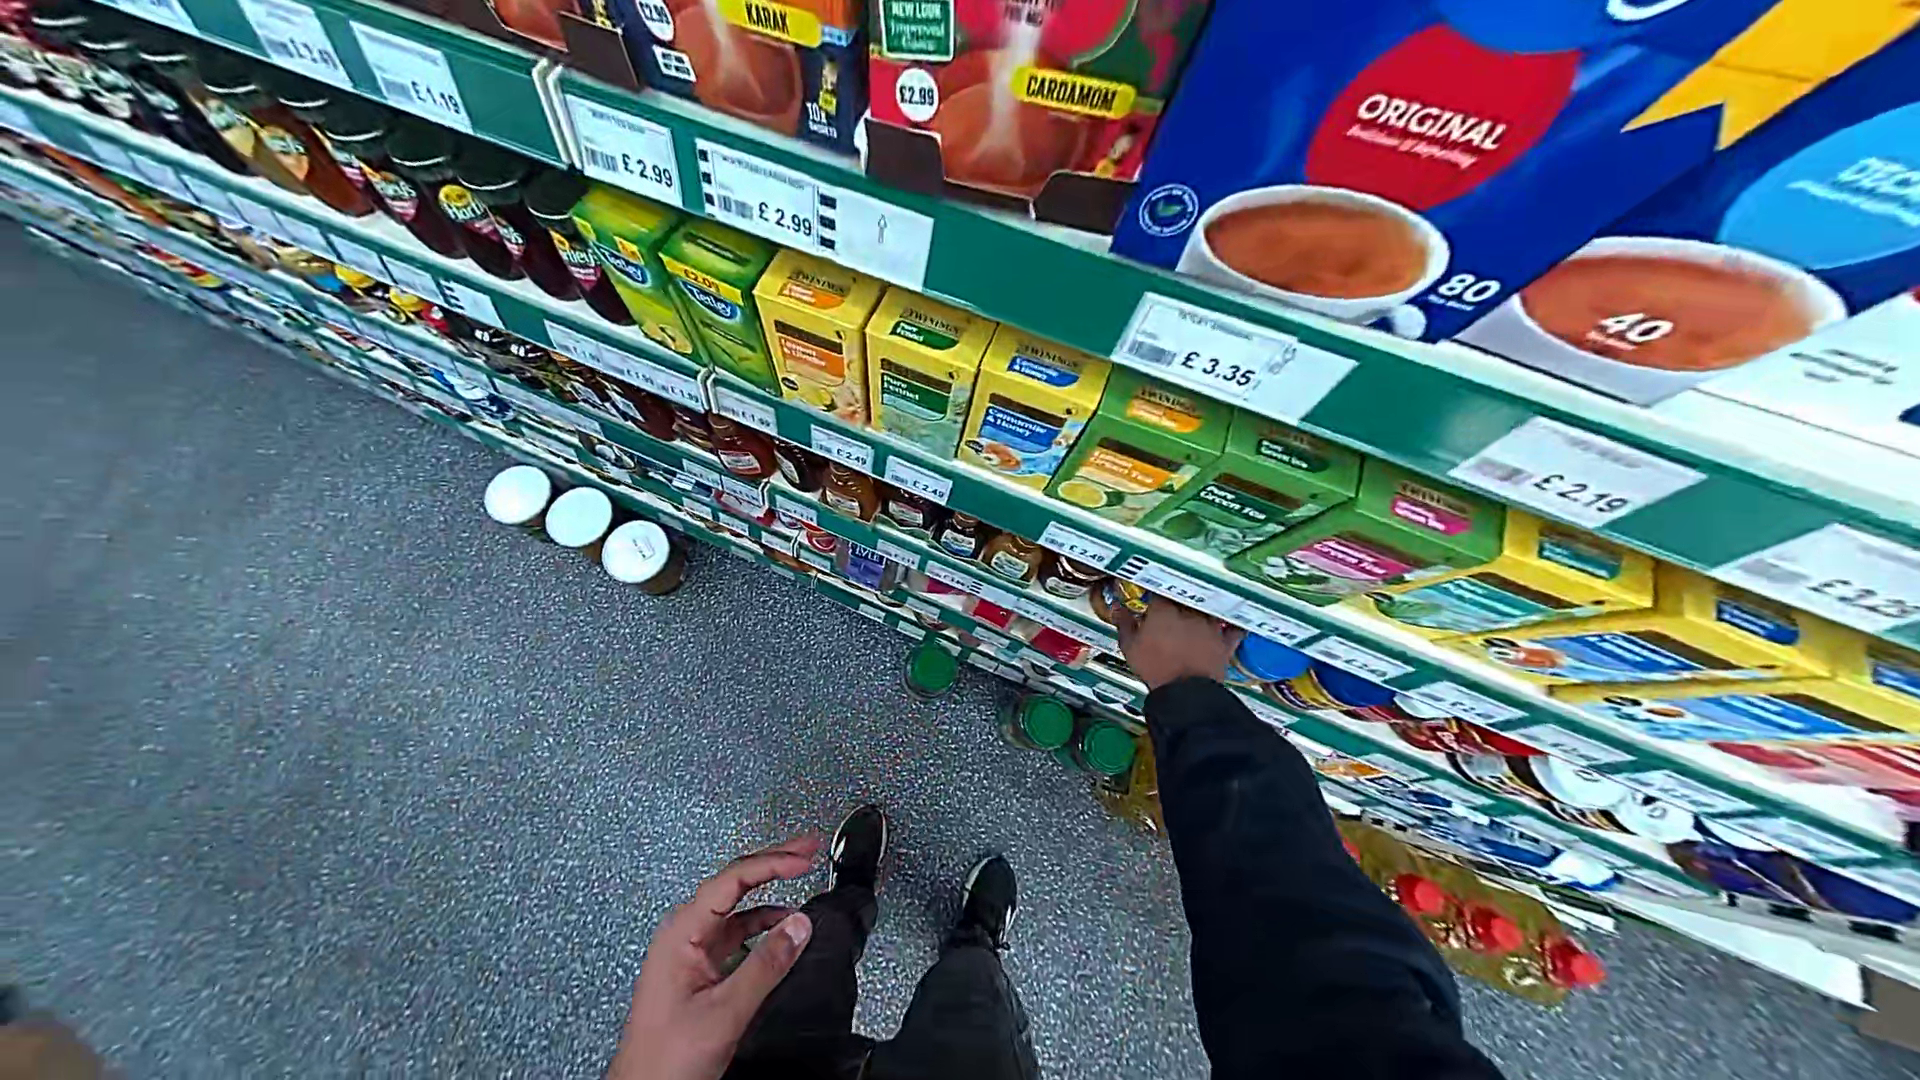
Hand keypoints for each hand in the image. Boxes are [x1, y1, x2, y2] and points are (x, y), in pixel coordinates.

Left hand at [607, 834, 821, 1079]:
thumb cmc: (664, 1062)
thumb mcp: (723, 1012)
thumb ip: (765, 965)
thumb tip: (799, 924)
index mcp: (683, 931)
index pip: (734, 878)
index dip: (773, 863)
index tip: (803, 859)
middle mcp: (686, 931)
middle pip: (736, 880)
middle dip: (775, 859)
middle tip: (808, 847)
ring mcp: (693, 947)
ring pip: (739, 900)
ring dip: (772, 884)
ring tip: (801, 870)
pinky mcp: (702, 965)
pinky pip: (739, 927)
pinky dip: (765, 917)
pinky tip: (783, 921)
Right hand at [1114, 599, 1243, 690]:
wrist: (1185, 693)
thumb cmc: (1156, 669)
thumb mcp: (1130, 647)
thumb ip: (1124, 624)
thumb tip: (1118, 610)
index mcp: (1163, 612)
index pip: (1158, 593)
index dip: (1154, 595)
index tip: (1150, 599)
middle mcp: (1188, 614)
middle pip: (1184, 598)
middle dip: (1177, 601)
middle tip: (1171, 607)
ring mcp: (1208, 628)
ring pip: (1207, 609)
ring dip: (1201, 611)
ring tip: (1194, 614)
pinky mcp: (1224, 643)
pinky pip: (1232, 630)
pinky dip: (1230, 628)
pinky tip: (1227, 626)